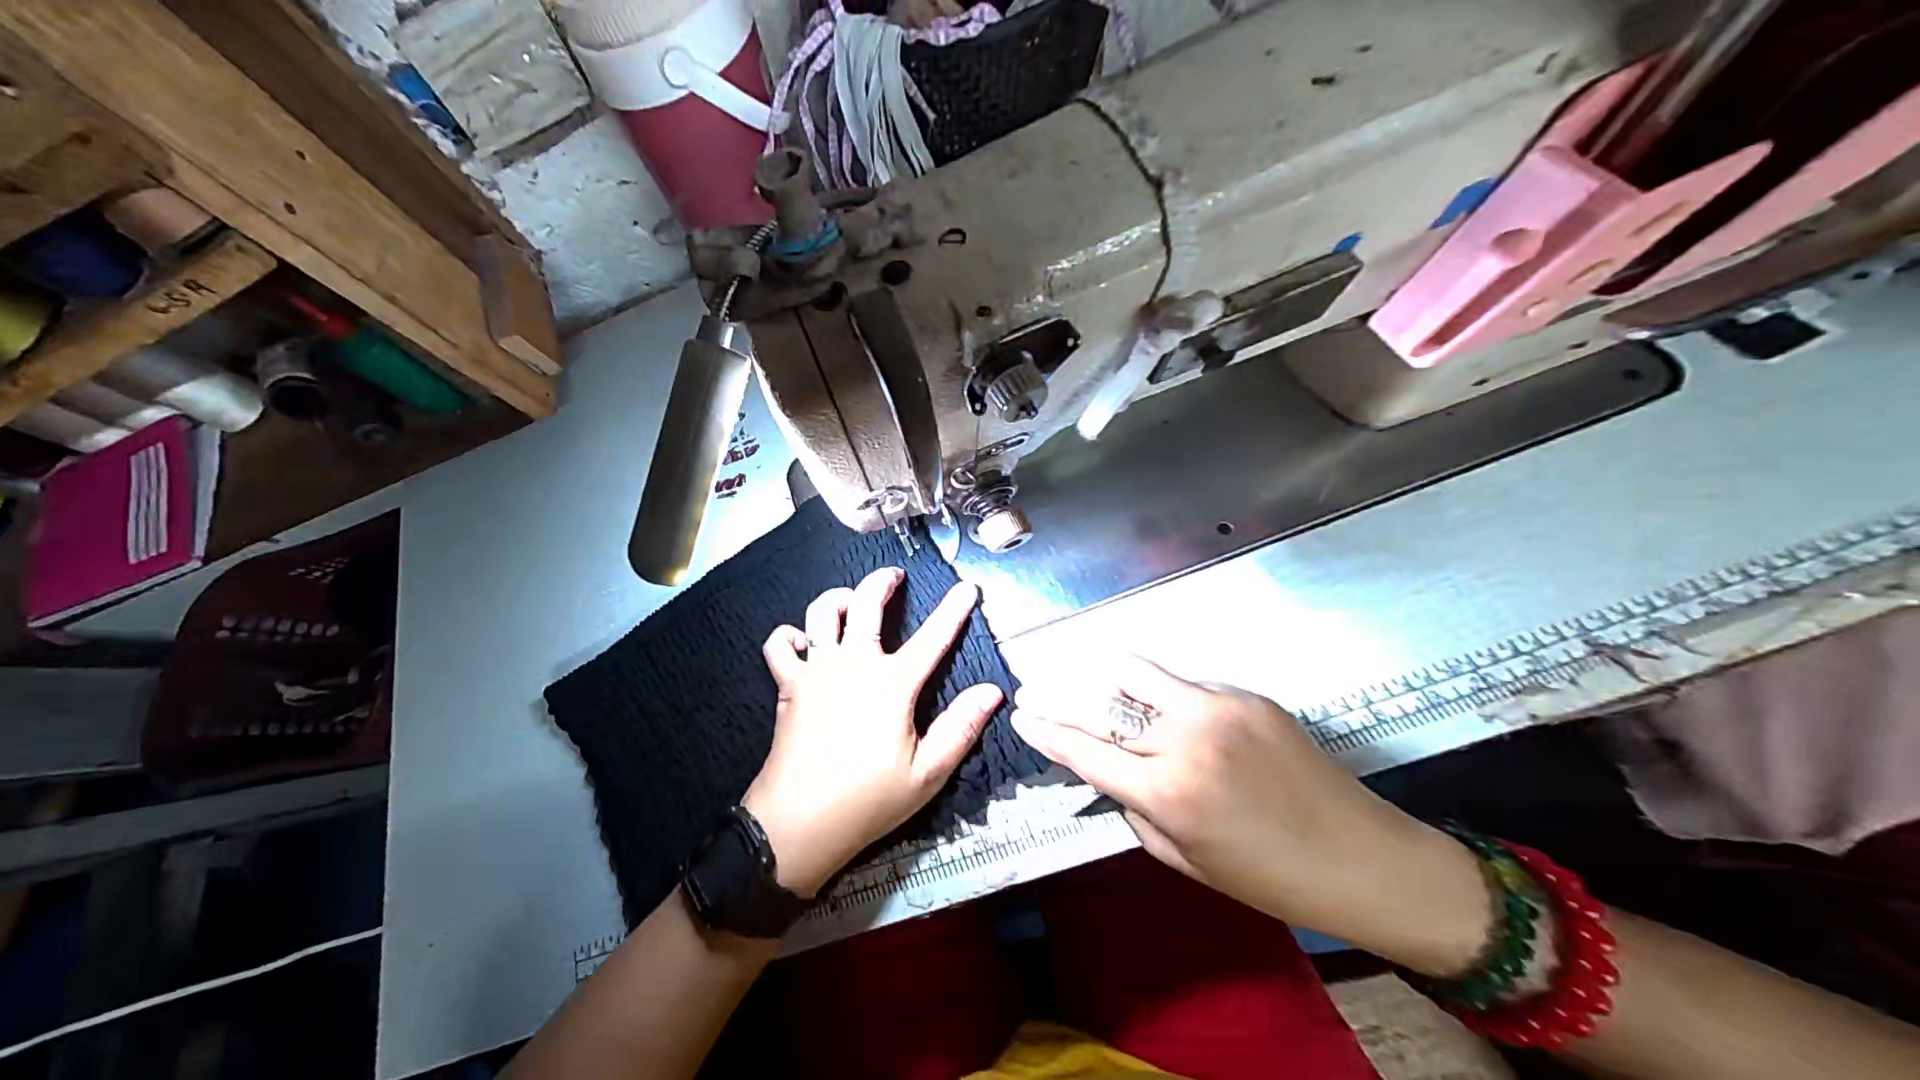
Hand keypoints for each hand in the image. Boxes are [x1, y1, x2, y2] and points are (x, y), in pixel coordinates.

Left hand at [743, 569, 1003, 897]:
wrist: (797, 822)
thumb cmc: (867, 800)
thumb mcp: (927, 773)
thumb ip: (961, 727)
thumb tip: (991, 692)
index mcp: (892, 683)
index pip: (933, 637)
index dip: (954, 610)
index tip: (968, 589)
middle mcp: (853, 664)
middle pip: (866, 603)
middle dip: (883, 582)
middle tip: (894, 576)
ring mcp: (816, 671)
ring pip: (822, 612)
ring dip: (838, 598)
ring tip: (851, 601)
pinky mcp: (788, 686)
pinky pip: (780, 645)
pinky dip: (789, 636)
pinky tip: (802, 641)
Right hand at [1011, 657, 1493, 976]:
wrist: (1361, 857)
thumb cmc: (1266, 877)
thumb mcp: (1184, 858)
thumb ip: (1137, 810)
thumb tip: (1111, 774)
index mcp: (1168, 791)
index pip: (1087, 751)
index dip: (1048, 732)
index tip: (1023, 716)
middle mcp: (1186, 737)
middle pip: (1106, 695)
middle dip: (1067, 691)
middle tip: (1044, 686)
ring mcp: (1220, 708)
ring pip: (1143, 674)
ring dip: (1115, 681)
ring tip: (1102, 685)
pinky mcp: (1249, 696)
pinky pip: (1190, 688)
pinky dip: (1170, 699)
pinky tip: (1179, 717)